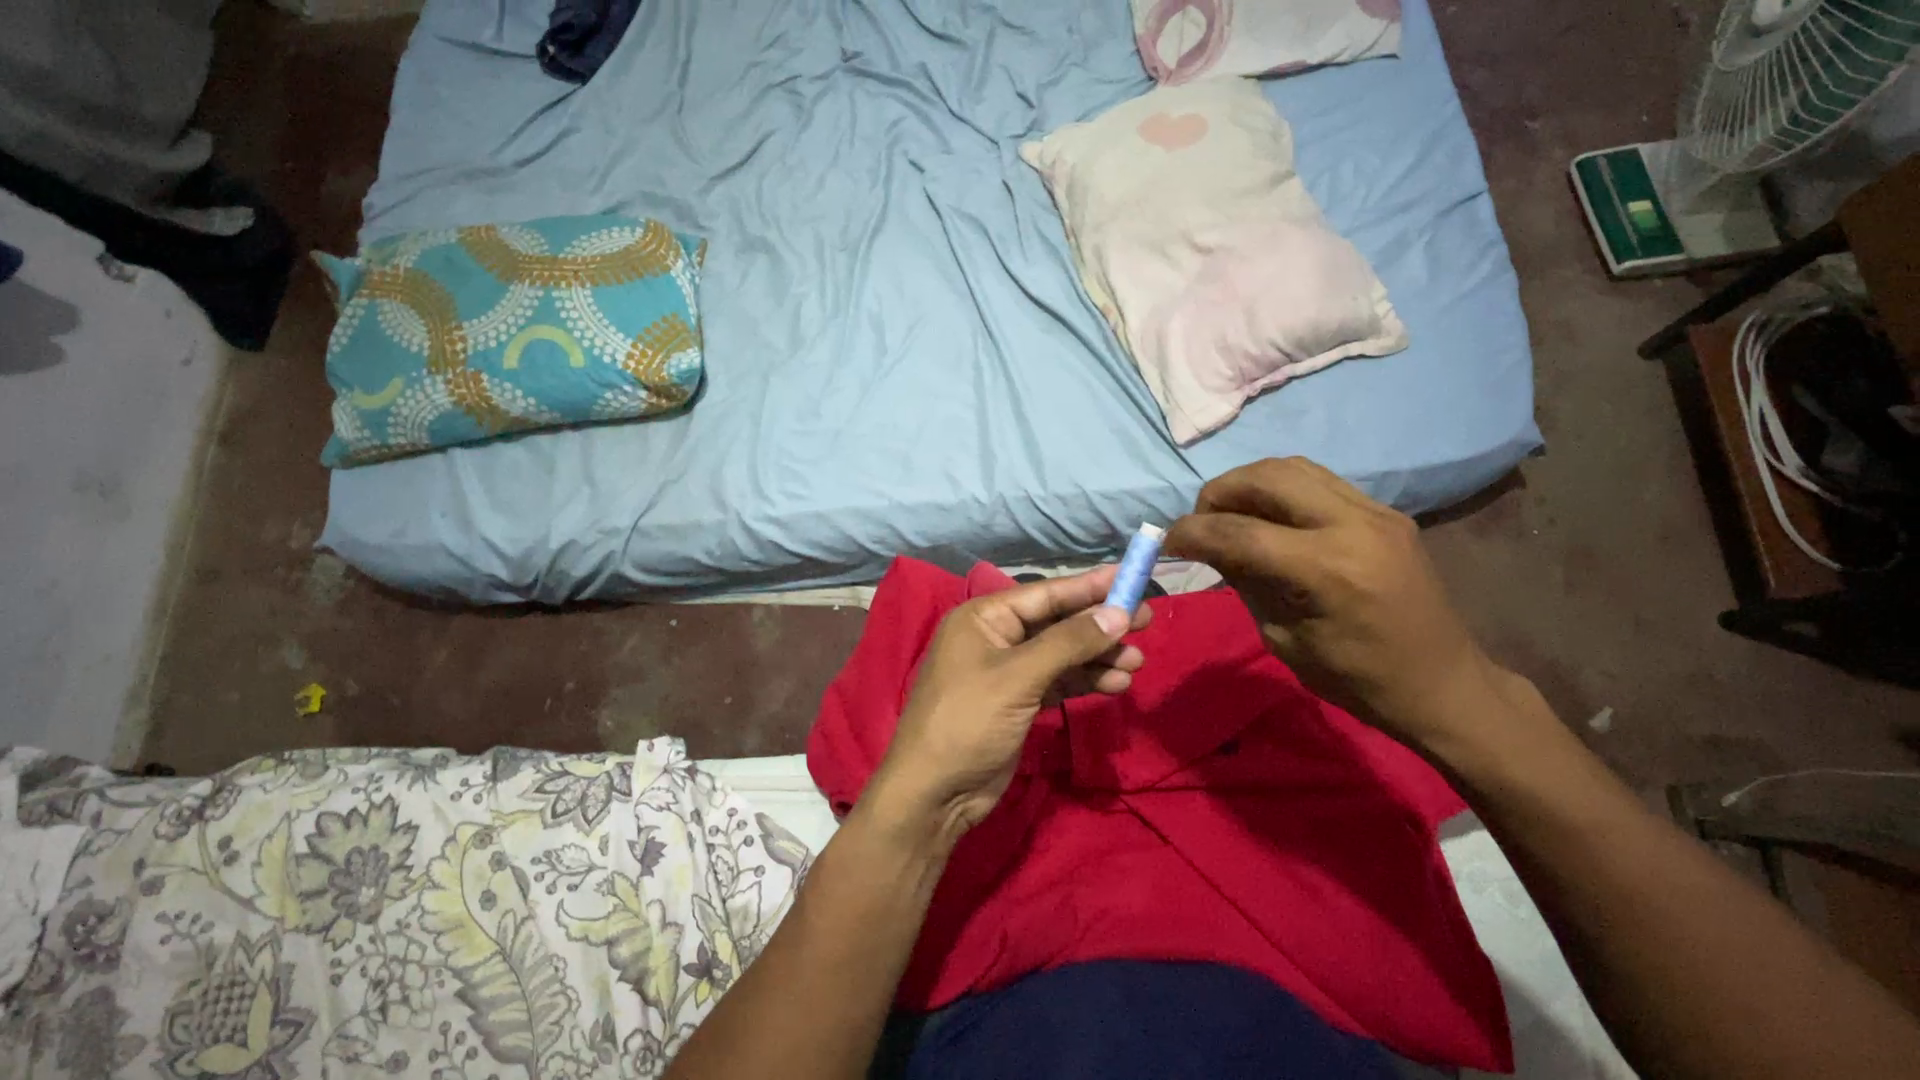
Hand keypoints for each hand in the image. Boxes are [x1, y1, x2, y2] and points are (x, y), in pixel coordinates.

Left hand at [864, 566, 1150, 850]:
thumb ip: (1070, 643)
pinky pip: (1059, 682)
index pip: (1045, 593)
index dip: (1090, 586)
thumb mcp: (1019, 677)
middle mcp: (994, 638)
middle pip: (1057, 622)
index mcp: (983, 618)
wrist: (935, 793)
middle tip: (1148, 622)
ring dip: (1098, 657)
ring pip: (1062, 655)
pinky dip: (1086, 681)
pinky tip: (1116, 684)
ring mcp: (1006, 672)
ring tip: (1137, 663)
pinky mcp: (1018, 703)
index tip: (1133, 578)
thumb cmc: (969, 721)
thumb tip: (1119, 613)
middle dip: (1100, 625)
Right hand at [1163, 458, 1518, 755]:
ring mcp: (1376, 512)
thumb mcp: (1285, 639)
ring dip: (1250, 483)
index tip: (1165, 541)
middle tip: (1199, 523)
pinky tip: (1269, 519)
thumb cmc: (1357, 680)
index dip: (1192, 532)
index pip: (1240, 531)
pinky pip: (1320, 483)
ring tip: (1229, 515)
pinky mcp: (1386, 512)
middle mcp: (1353, 525)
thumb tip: (1207, 547)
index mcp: (1328, 569)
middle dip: (1219, 493)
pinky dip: (1282, 491)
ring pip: (1294, 468)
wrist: (1441, 684)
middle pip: (1267, 477)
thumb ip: (1246, 582)